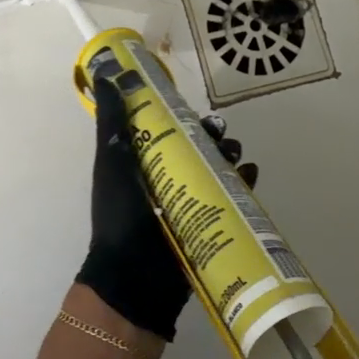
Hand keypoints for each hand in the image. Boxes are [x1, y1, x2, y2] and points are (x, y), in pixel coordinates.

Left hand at [75, 77, 256, 340]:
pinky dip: (241, 185)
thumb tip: (107, 79)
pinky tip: (250, 174)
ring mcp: (186, 206)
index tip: (194, 109)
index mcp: (138, 166)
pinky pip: (228, 201)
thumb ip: (112, 124)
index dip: (181, 119)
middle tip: (223, 133)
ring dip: (228, 158)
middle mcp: (163, 183)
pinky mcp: (205, 227)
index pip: (164, 133)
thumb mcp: (111, 163)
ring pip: (213, 173)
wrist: (133, 279)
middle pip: (193, 151)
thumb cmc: (120, 216)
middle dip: (211, 138)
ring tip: (237, 153)